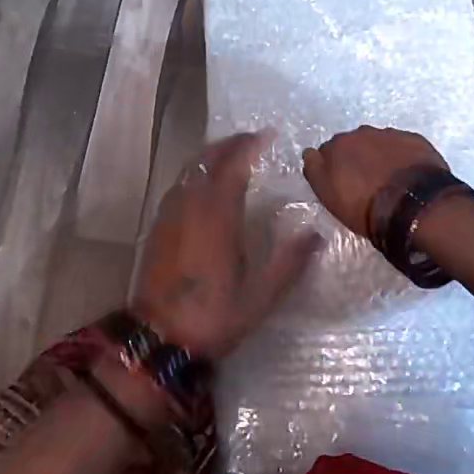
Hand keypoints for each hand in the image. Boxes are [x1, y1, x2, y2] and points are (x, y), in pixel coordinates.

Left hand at [132, 131, 321, 357]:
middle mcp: (189, 209)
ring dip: (209, 157)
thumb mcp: (260, 297)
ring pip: (188, 172)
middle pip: (205, 160)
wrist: (158, 338)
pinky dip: (194, 175)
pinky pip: (177, 187)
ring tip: (230, 156)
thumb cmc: (213, 318)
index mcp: (217, 219)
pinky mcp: (157, 230)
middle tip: (250, 140)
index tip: (267, 134)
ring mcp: (168, 217)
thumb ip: (289, 263)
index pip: (232, 166)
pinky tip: (204, 187)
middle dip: (227, 144)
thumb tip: (316, 235)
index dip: (249, 145)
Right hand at [301, 125, 447, 237]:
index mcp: (336, 145)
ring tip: (388, 178)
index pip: (327, 152)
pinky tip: (406, 173)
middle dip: (356, 158)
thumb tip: (310, 153)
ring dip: (379, 155)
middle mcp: (360, 133)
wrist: (412, 205)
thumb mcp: (328, 196)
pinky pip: (402, 146)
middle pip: (354, 144)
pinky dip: (401, 156)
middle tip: (365, 181)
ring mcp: (389, 134)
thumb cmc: (364, 206)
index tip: (340, 183)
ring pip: (378, 143)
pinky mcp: (414, 139)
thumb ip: (316, 171)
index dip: (333, 168)